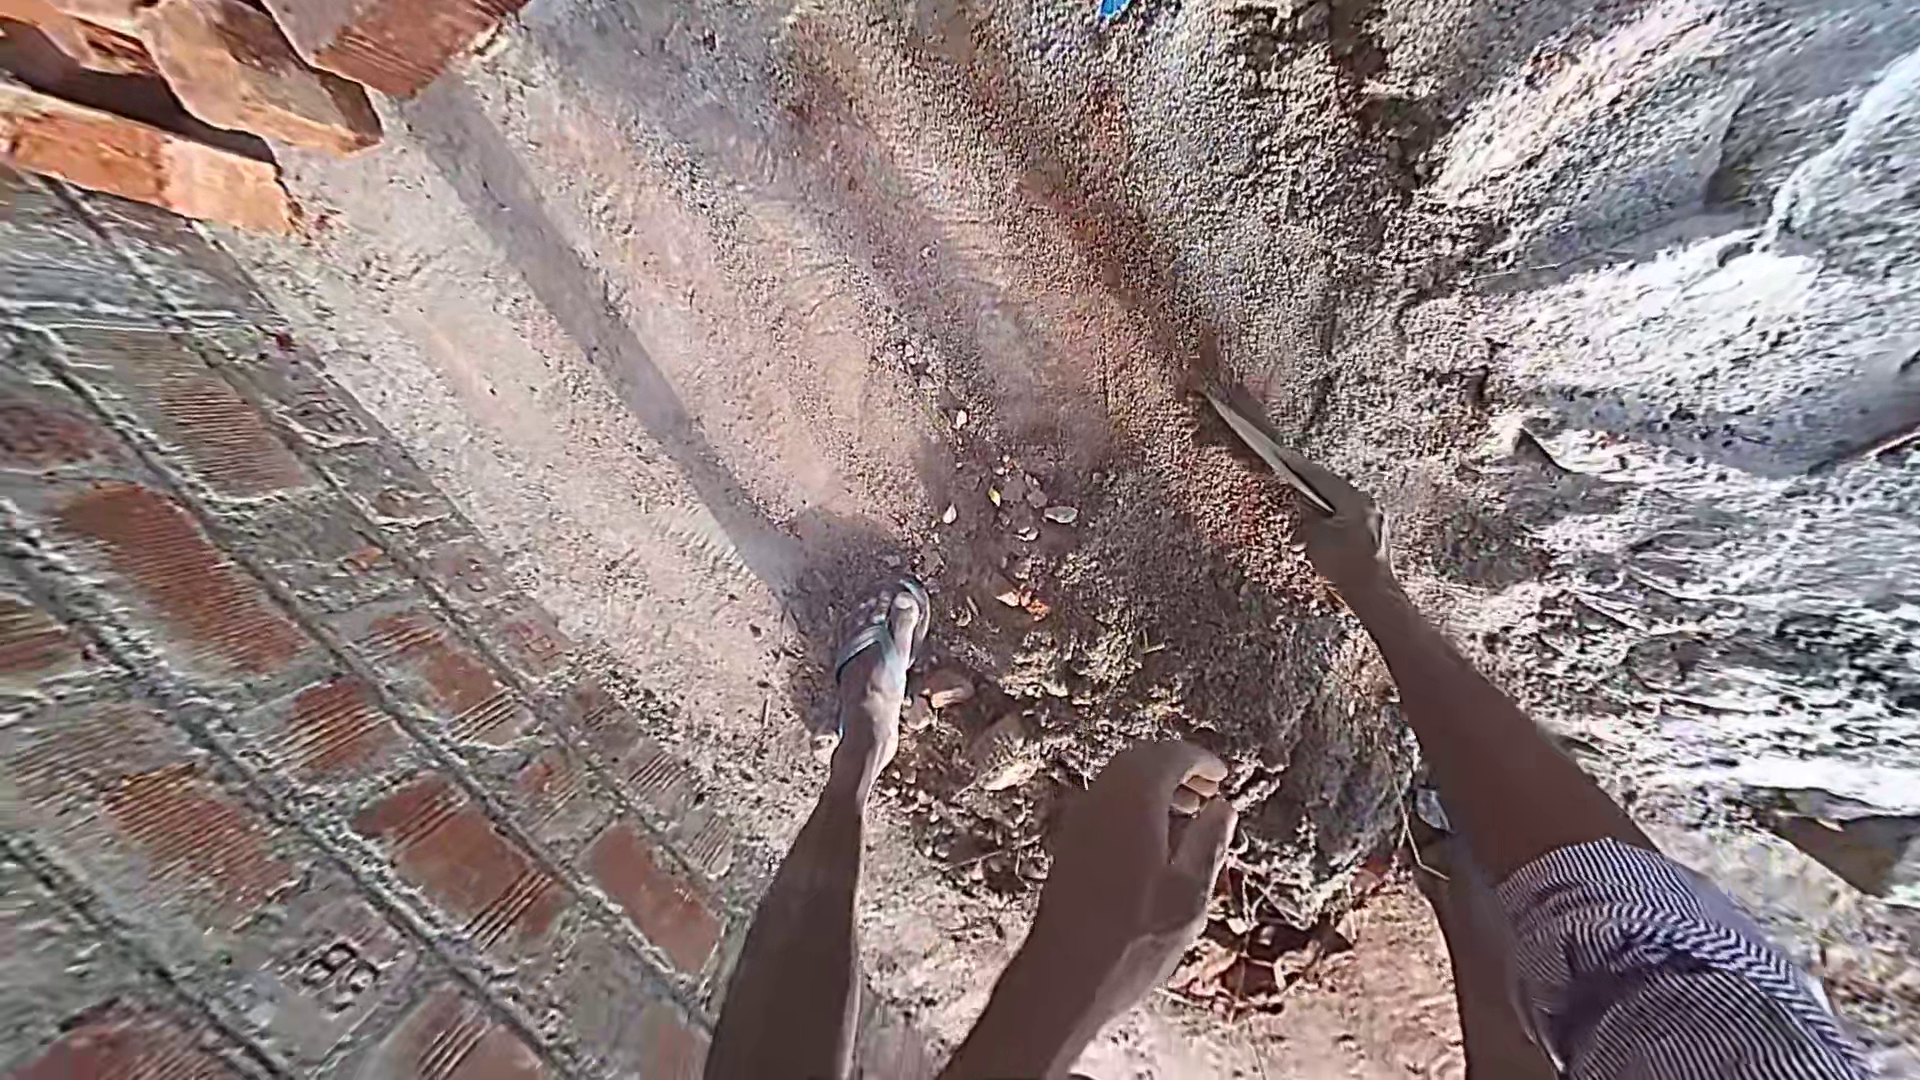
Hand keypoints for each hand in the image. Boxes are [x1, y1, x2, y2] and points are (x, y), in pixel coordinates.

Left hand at [942, 742, 1235, 1078]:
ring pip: (1122, 777)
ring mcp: (1082, 813)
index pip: (1169, 756)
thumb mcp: (1189, 896)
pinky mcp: (1072, 834)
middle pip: (1142, 759)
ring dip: (1156, 784)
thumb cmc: (1132, 939)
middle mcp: (1102, 796)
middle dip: (1177, 767)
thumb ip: (1209, 843)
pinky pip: (1108, 798)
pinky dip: (1135, 800)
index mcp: (1133, 800)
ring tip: (1189, 813)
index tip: (1221, 774)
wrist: (1066, 969)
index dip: (1199, 760)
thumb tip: (1223, 807)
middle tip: (1208, 792)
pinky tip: (1154, 835)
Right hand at [1280, 450, 1395, 597]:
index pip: (1321, 477)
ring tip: (1300, 538)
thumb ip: (1306, 512)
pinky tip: (1315, 544)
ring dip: (1315, 520)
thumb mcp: (1313, 534)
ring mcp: (1373, 522)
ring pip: (1336, 510)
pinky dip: (1327, 529)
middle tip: (1288, 498)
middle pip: (1330, 493)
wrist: (1370, 593)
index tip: (1284, 457)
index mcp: (1355, 500)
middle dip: (1307, 499)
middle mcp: (1368, 506)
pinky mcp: (1372, 537)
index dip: (1299, 468)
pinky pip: (1344, 524)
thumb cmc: (1345, 565)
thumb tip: (1301, 499)